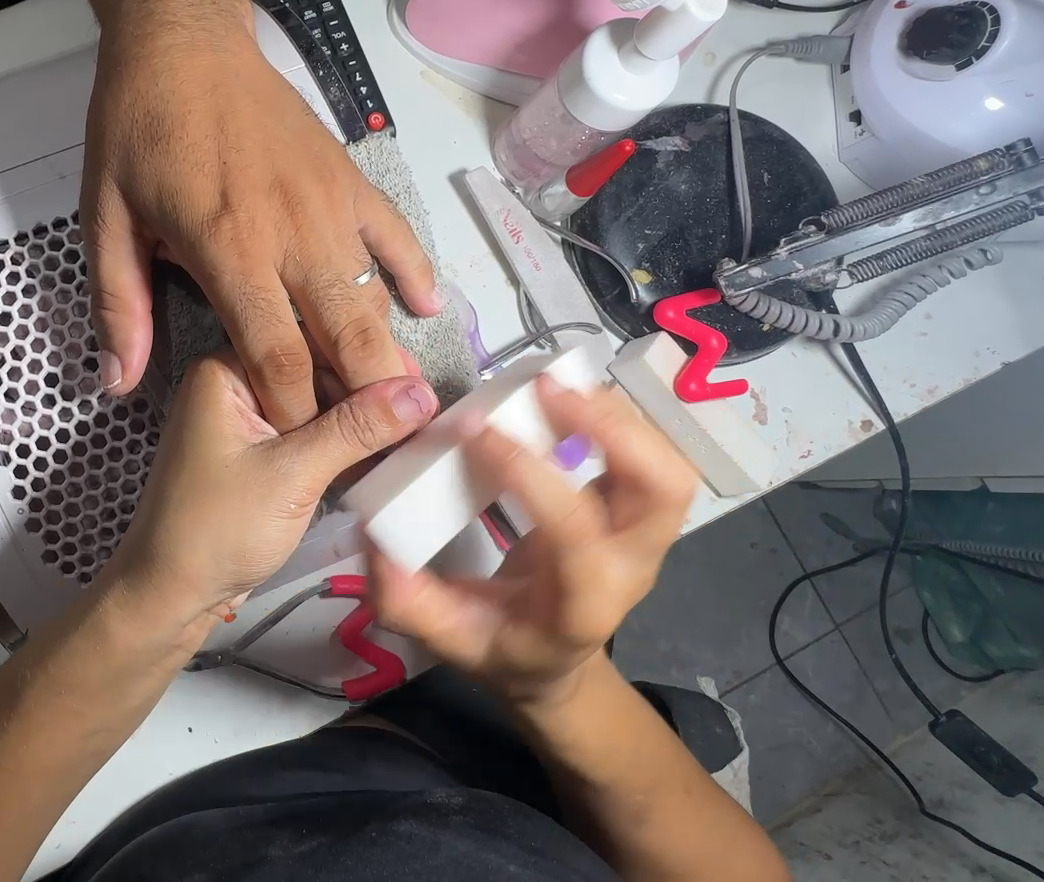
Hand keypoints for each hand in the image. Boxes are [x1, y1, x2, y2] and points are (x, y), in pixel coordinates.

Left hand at [81, 17, 441, 432]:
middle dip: (361, 398)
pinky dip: (416, 272)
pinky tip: (428, 306)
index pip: (278, 356)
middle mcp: (292, 236)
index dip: (294, 412)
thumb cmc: (138, 130)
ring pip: (374, 295)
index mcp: (230, 252)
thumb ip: (119, 304)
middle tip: (371, 439)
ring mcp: (331, 205)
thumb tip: (119, 382)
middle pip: (344, 336)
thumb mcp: (105, 217)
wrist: (182, 43)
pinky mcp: (351, 178)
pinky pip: (397, 234)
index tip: (300, 444)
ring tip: (397, 396)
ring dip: (388, 350)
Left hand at [101, 353, 436, 632]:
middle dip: (368, 392)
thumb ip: (356, 429)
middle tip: (427, 411)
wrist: (170, 595)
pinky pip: (309, 433)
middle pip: (317, 371)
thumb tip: (422, 392)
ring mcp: (247, 420)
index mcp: (227, 369)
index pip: (307, 342)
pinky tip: (384, 451)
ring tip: (417, 431)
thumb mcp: (292, 475)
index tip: (421, 382)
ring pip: (319, 404)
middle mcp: (236, 383)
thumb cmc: (219, 529)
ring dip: (361, 420)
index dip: (365, 359)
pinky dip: (343, 443)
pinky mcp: (259, 452)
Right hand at [369, 378, 698, 706]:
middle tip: (543, 388)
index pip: (571, 528)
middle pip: (660, 488)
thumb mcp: (443, 638)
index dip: (524, 470)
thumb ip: (406, 597)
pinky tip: (568, 398)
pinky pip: (652, 454)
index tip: (470, 429)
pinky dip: (617, 417)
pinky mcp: (640, 512)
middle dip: (607, 428)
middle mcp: (631, 568)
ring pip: (667, 464)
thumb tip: (376, 532)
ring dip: (616, 414)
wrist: (552, 662)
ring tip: (555, 383)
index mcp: (581, 603)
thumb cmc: (499, 646)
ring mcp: (646, 538)